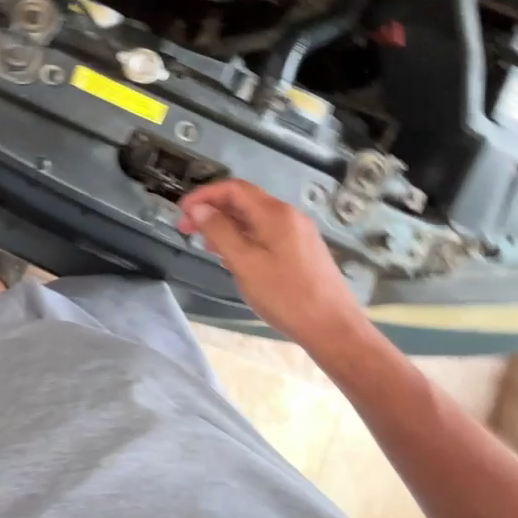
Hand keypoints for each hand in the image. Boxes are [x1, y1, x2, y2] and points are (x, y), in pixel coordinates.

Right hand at [177, 179, 366, 345]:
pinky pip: (267, 232)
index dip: (204, 195)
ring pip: (255, 217)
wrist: (335, 329)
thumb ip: (219, 231)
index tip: (182, 212)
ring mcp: (299, 232)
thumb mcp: (245, 263)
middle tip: (188, 229)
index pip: (233, 189)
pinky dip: (244, 236)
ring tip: (207, 245)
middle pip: (244, 200)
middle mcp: (289, 215)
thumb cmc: (286, 296)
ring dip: (227, 224)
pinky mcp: (303, 249)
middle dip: (213, 210)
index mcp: (275, 213)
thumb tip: (199, 208)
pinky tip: (235, 257)